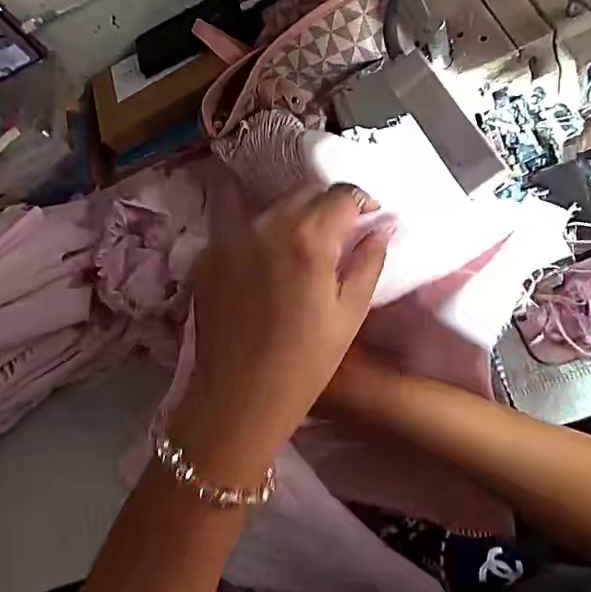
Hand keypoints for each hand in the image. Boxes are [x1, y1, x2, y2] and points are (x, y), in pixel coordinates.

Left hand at [169, 183, 390, 484]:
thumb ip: (369, 260)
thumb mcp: (350, 312)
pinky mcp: (208, 257)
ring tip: (304, 254)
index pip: (341, 194)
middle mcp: (265, 226)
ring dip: (294, 221)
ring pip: (272, 210)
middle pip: (304, 194)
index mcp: (308, 238)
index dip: (362, 201)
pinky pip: (243, 232)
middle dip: (328, 206)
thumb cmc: (307, 361)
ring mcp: (230, 239)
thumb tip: (382, 226)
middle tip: (340, 234)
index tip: (370, 215)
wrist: (239, 398)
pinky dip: (262, 240)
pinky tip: (269, 271)